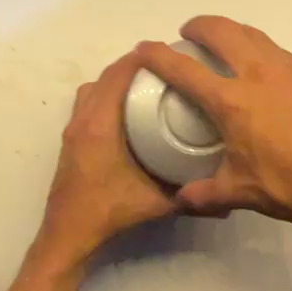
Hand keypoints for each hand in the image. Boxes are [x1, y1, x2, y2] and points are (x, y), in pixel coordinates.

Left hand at [36, 51, 176, 259]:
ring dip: (115, 84)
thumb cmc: (108, 213)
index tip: (171, 55)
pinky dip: (104, 100)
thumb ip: (189, 197)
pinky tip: (126, 117)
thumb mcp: (155, 203)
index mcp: (100, 125)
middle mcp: (82, 120)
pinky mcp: (70, 143)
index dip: (144, 58)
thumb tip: (222, 201)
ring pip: (92, 91)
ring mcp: (72, 131)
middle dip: (133, 68)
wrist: (68, 235)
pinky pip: (86, 106)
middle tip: (165, 73)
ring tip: (145, 91)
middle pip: (105, 77)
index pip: (119, 73)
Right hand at [136, 16, 291, 236]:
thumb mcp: (238, 192)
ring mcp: (289, 70)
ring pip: (253, 34)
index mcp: (232, 103)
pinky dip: (257, 47)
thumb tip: (181, 198)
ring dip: (230, 30)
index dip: (159, 56)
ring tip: (221, 41)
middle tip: (188, 33)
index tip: (144, 48)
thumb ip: (203, 193)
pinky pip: (276, 49)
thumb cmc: (288, 186)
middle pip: (222, 31)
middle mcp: (258, 75)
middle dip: (199, 26)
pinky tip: (258, 66)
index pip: (185, 70)